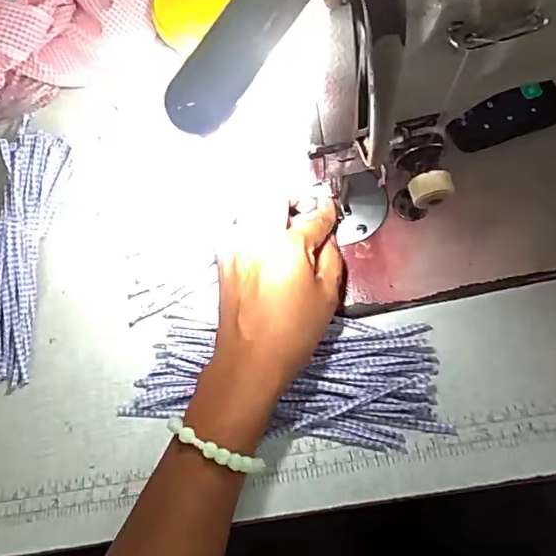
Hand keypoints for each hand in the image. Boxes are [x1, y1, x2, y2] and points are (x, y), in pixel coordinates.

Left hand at [209, 198, 343, 402]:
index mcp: (286, 246)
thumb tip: (327, 240)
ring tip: (286, 221)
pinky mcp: (224, 259)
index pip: (312, 216)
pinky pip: (238, 226)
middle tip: (308, 210)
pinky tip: (266, 238)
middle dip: (294, 197)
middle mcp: (256, 239)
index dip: (326, 212)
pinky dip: (253, 223)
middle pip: (274, 196)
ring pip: (252, 206)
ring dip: (271, 206)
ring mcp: (236, 247)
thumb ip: (330, 258)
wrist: (250, 359)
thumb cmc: (288, 335)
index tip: (330, 212)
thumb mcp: (327, 295)